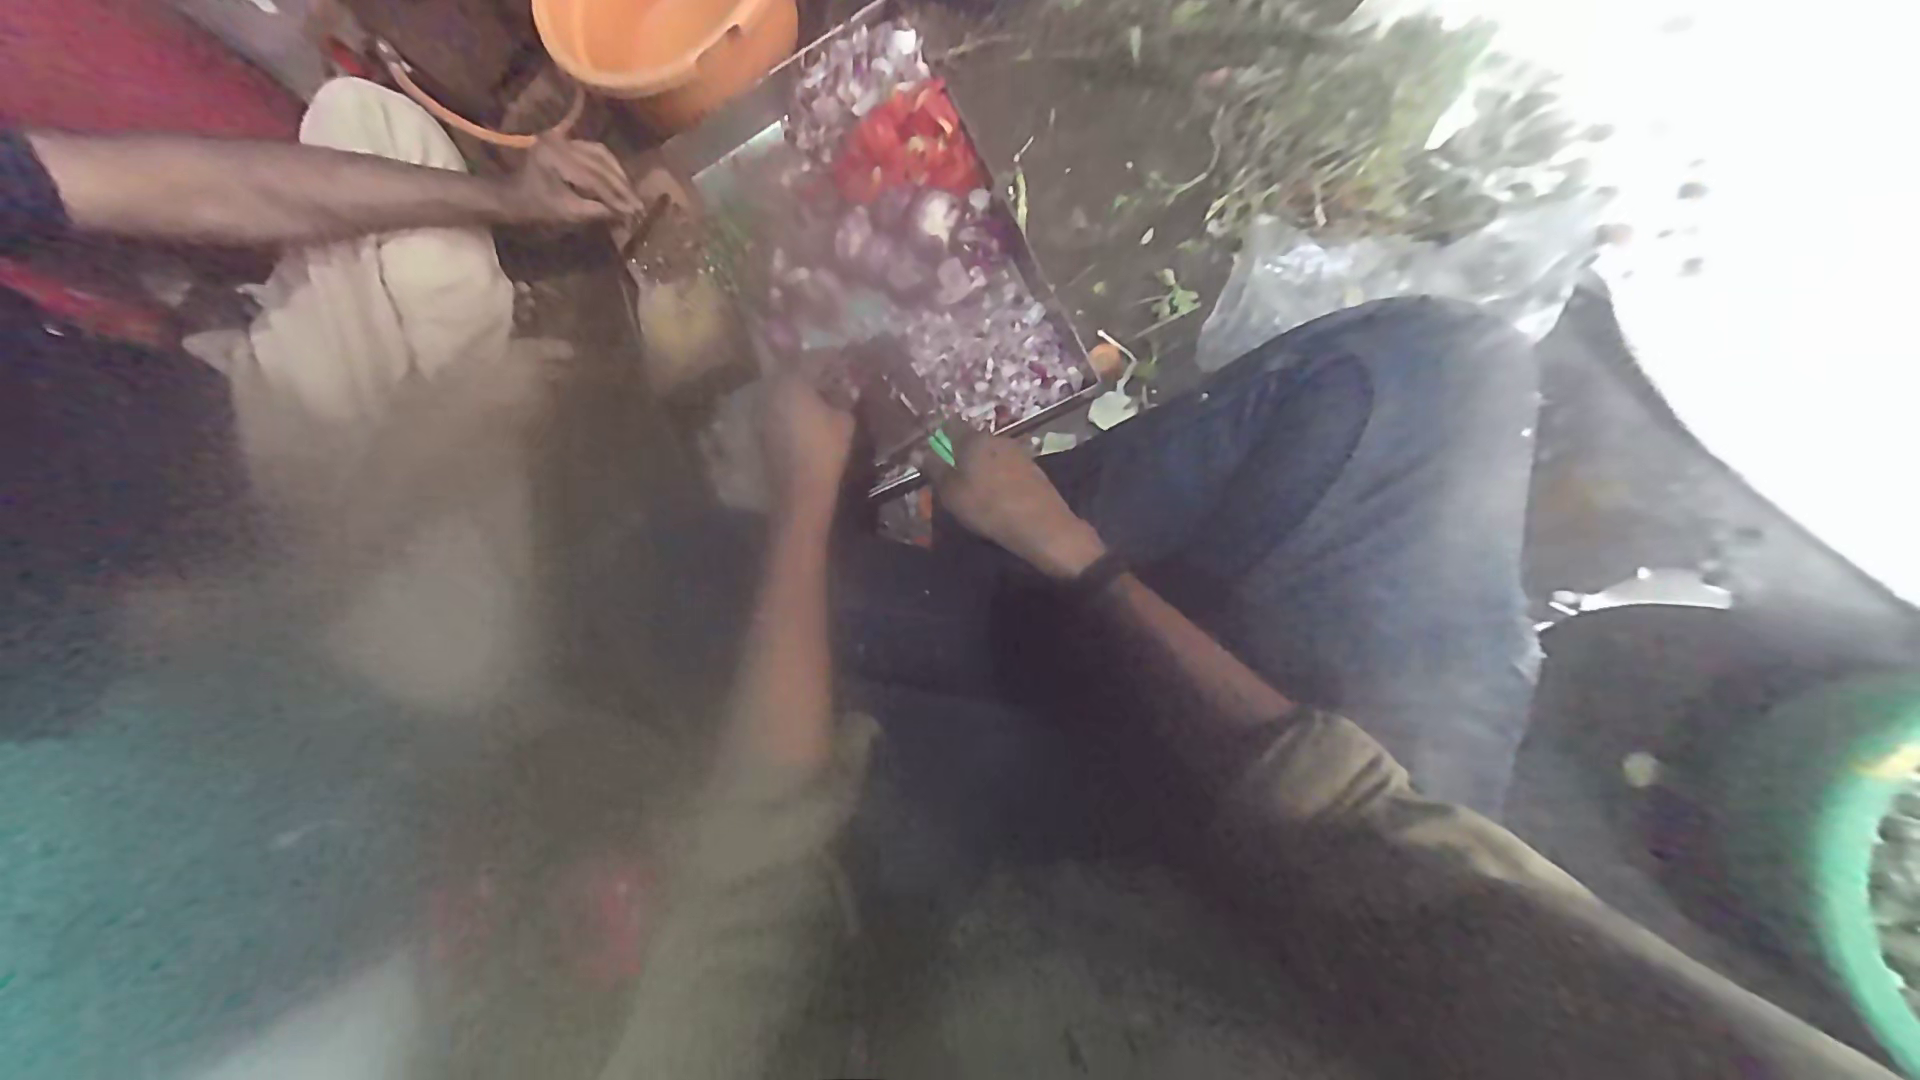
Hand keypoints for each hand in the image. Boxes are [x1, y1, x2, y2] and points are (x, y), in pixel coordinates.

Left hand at [502, 138, 644, 224]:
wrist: (517, 194)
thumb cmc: (539, 206)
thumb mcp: (569, 212)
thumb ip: (597, 211)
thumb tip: (625, 214)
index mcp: (554, 158)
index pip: (593, 179)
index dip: (615, 197)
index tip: (633, 212)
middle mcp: (558, 142)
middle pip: (599, 166)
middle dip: (621, 187)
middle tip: (638, 204)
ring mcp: (563, 139)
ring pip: (601, 155)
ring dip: (619, 175)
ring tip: (632, 194)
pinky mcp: (568, 141)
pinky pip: (596, 150)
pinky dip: (611, 165)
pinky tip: (622, 179)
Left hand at [760, 366, 855, 531]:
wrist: (801, 490)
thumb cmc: (826, 449)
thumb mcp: (844, 420)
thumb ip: (844, 397)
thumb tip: (846, 387)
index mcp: (791, 381)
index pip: (812, 358)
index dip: (832, 359)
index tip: (847, 361)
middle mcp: (770, 389)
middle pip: (794, 371)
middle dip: (815, 372)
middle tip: (836, 377)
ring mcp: (763, 410)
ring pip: (786, 390)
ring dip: (804, 390)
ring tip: (826, 396)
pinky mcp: (763, 429)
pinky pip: (781, 408)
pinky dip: (796, 406)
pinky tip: (813, 416)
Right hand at [933, 434, 1105, 578]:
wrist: (1041, 525)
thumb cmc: (988, 507)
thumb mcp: (951, 493)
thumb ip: (935, 469)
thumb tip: (920, 452)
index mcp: (973, 439)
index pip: (950, 424)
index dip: (940, 436)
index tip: (935, 455)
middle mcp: (997, 437)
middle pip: (972, 440)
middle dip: (962, 455)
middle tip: (955, 480)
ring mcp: (1018, 451)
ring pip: (991, 454)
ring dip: (982, 467)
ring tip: (978, 493)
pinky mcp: (1034, 468)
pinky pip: (1007, 467)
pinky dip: (999, 477)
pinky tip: (999, 497)